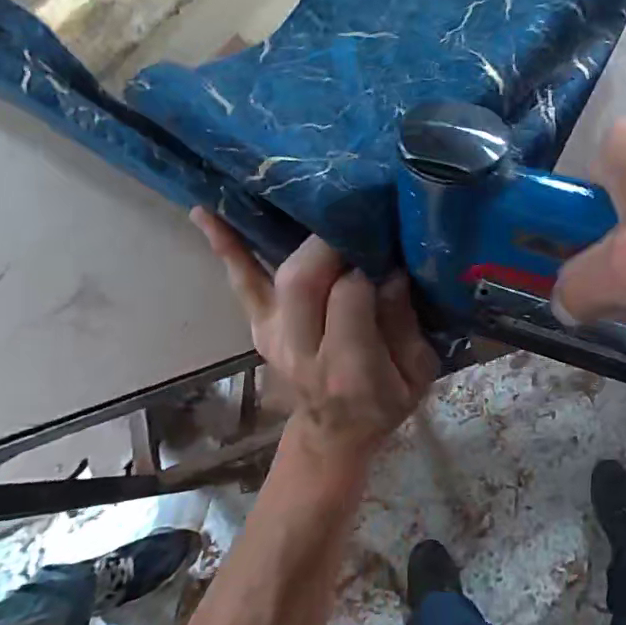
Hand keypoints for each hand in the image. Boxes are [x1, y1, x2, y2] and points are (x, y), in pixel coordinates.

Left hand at [192, 209, 437, 468]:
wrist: (334, 435)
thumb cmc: (385, 403)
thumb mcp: (418, 374)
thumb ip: (405, 325)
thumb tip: (393, 272)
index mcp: (349, 369)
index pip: (351, 298)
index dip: (369, 267)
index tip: (391, 248)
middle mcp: (301, 351)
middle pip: (305, 281)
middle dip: (331, 243)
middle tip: (359, 216)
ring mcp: (272, 336)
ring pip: (276, 276)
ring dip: (288, 233)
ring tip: (298, 189)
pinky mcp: (259, 324)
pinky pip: (242, 282)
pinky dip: (227, 246)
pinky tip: (208, 211)